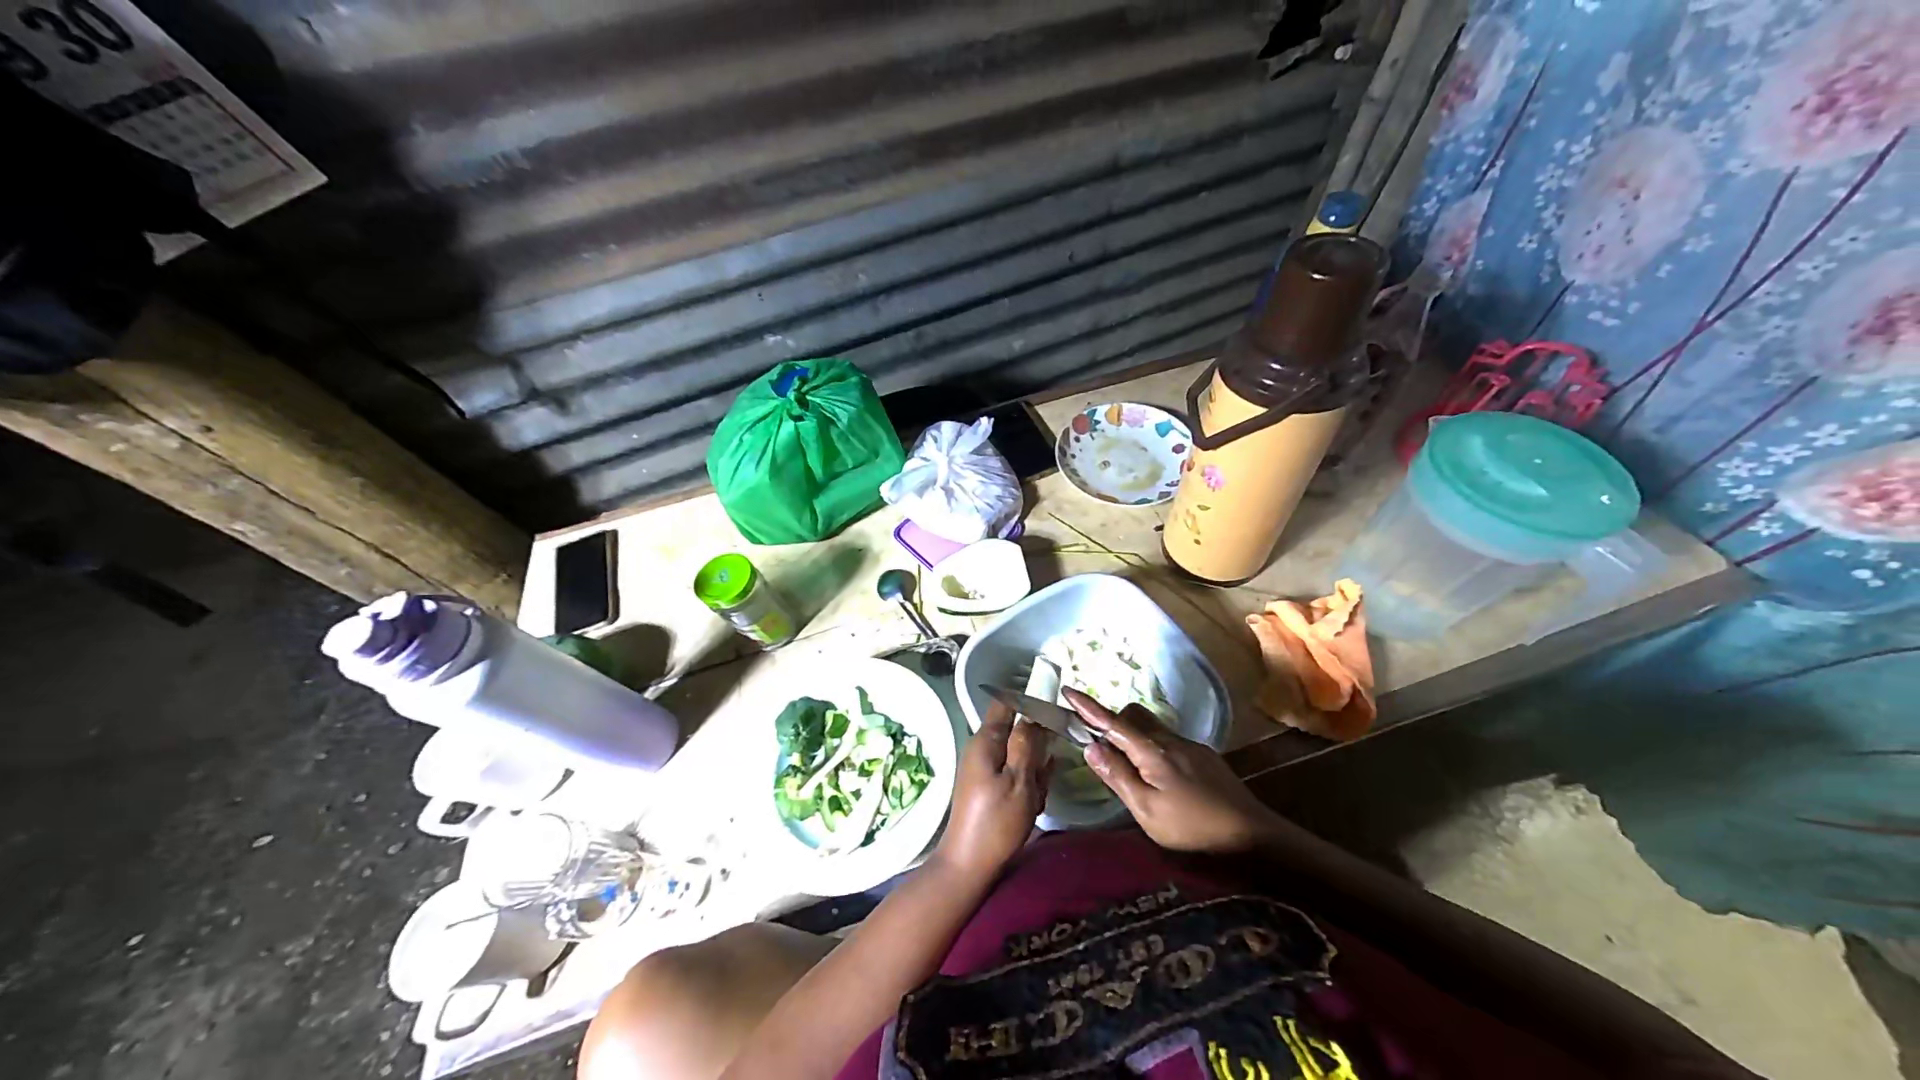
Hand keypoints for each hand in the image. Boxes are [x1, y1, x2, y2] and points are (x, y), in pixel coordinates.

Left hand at [932, 702, 1051, 878]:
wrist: (969, 865)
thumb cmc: (996, 822)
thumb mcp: (1019, 780)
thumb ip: (1027, 743)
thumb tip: (1034, 712)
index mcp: (986, 740)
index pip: (1007, 702)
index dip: (1031, 699)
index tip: (1055, 708)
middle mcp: (983, 748)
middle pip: (1018, 731)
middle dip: (1038, 748)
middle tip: (1043, 772)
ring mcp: (985, 768)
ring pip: (1021, 756)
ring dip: (1035, 773)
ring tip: (1035, 797)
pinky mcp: (991, 787)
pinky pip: (1016, 776)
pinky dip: (1028, 788)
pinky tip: (1030, 807)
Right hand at [1063, 687, 1285, 854]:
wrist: (1253, 836)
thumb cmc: (1192, 828)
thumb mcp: (1146, 810)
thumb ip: (1118, 776)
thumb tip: (1090, 747)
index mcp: (1153, 752)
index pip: (1113, 722)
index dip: (1089, 707)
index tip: (1068, 690)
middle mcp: (1171, 740)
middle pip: (1134, 716)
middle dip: (1112, 720)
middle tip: (1098, 742)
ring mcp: (1191, 747)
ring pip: (1153, 729)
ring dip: (1134, 736)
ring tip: (1128, 767)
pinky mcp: (1205, 758)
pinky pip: (1169, 741)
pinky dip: (1153, 748)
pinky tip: (1159, 778)